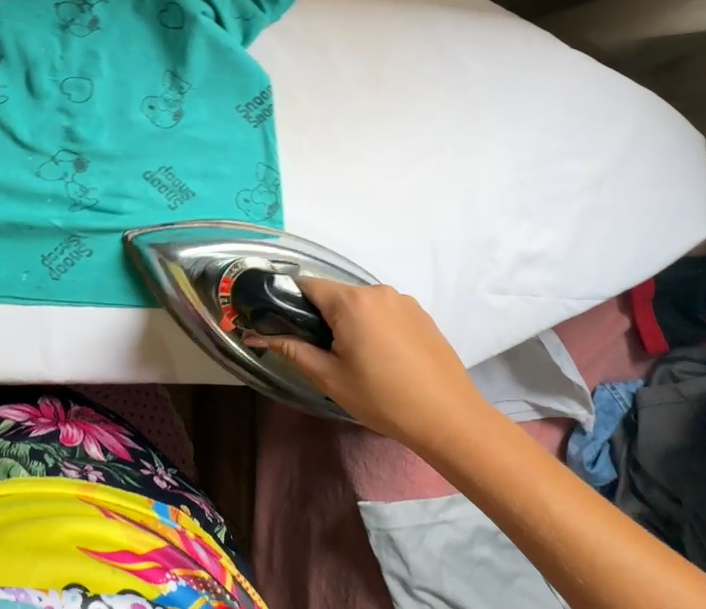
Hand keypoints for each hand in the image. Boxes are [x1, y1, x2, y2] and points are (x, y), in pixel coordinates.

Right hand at [245, 280, 492, 455]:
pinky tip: (384, 358)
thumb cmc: (384, 399)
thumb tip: (254, 335)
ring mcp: (403, 301)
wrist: (451, 420)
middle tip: (325, 353)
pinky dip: (375, 326)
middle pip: (334, 294)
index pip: (306, 285)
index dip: (291, 303)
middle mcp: (377, 291)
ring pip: (360, 303)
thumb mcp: (329, 378)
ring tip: (358, 359)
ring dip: (350, 322)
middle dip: (323, 317)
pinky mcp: (422, 314)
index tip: (288, 328)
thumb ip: (291, 349)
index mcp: (351, 301)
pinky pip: (384, 311)